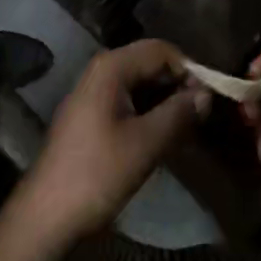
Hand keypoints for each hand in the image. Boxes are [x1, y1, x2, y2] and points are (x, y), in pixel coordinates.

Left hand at [0, 40, 207, 260]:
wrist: (48, 210)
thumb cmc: (97, 171)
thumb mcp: (145, 144)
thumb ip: (178, 113)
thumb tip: (207, 93)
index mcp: (112, 66)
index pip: (160, 50)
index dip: (189, 68)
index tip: (212, 97)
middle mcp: (102, 69)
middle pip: (150, 63)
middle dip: (178, 84)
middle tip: (204, 114)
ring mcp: (95, 90)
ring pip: (141, 83)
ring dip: (166, 100)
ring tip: (190, 127)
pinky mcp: (93, 112)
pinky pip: (129, 99)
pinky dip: (150, 111)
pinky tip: (166, 134)